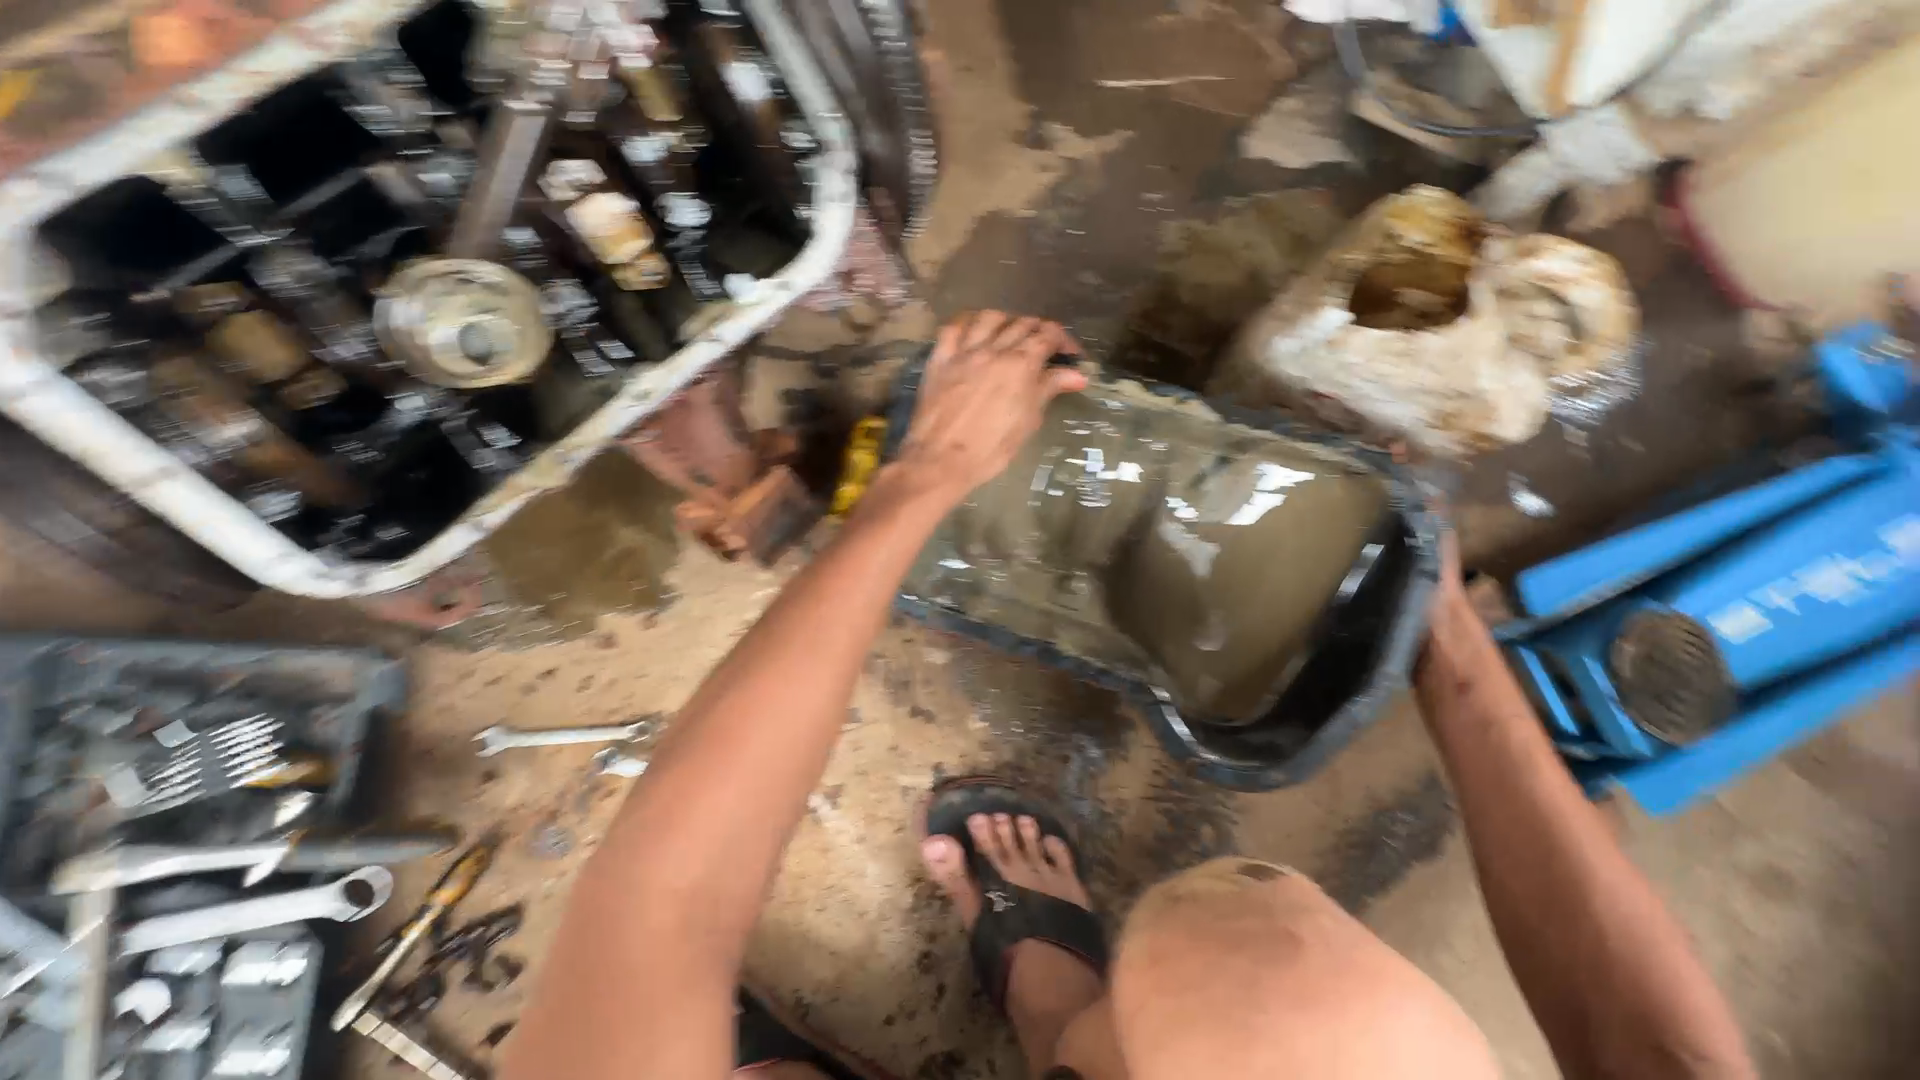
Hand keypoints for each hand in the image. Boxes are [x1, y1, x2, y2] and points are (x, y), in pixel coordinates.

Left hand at [894, 311, 1087, 504]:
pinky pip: (953, 328)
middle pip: (1021, 323)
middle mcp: (993, 350)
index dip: (1063, 339)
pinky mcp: (939, 359)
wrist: (941, 460)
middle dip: (1038, 330)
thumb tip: (1078, 375)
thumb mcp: (1028, 421)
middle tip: (1043, 347)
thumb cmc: (991, 449)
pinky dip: (967, 323)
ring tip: (1010, 334)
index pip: (1047, 335)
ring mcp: (964, 352)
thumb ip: (1049, 389)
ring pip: (989, 318)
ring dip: (1006, 321)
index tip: (1069, 353)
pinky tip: (973, 331)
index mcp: (1020, 365)